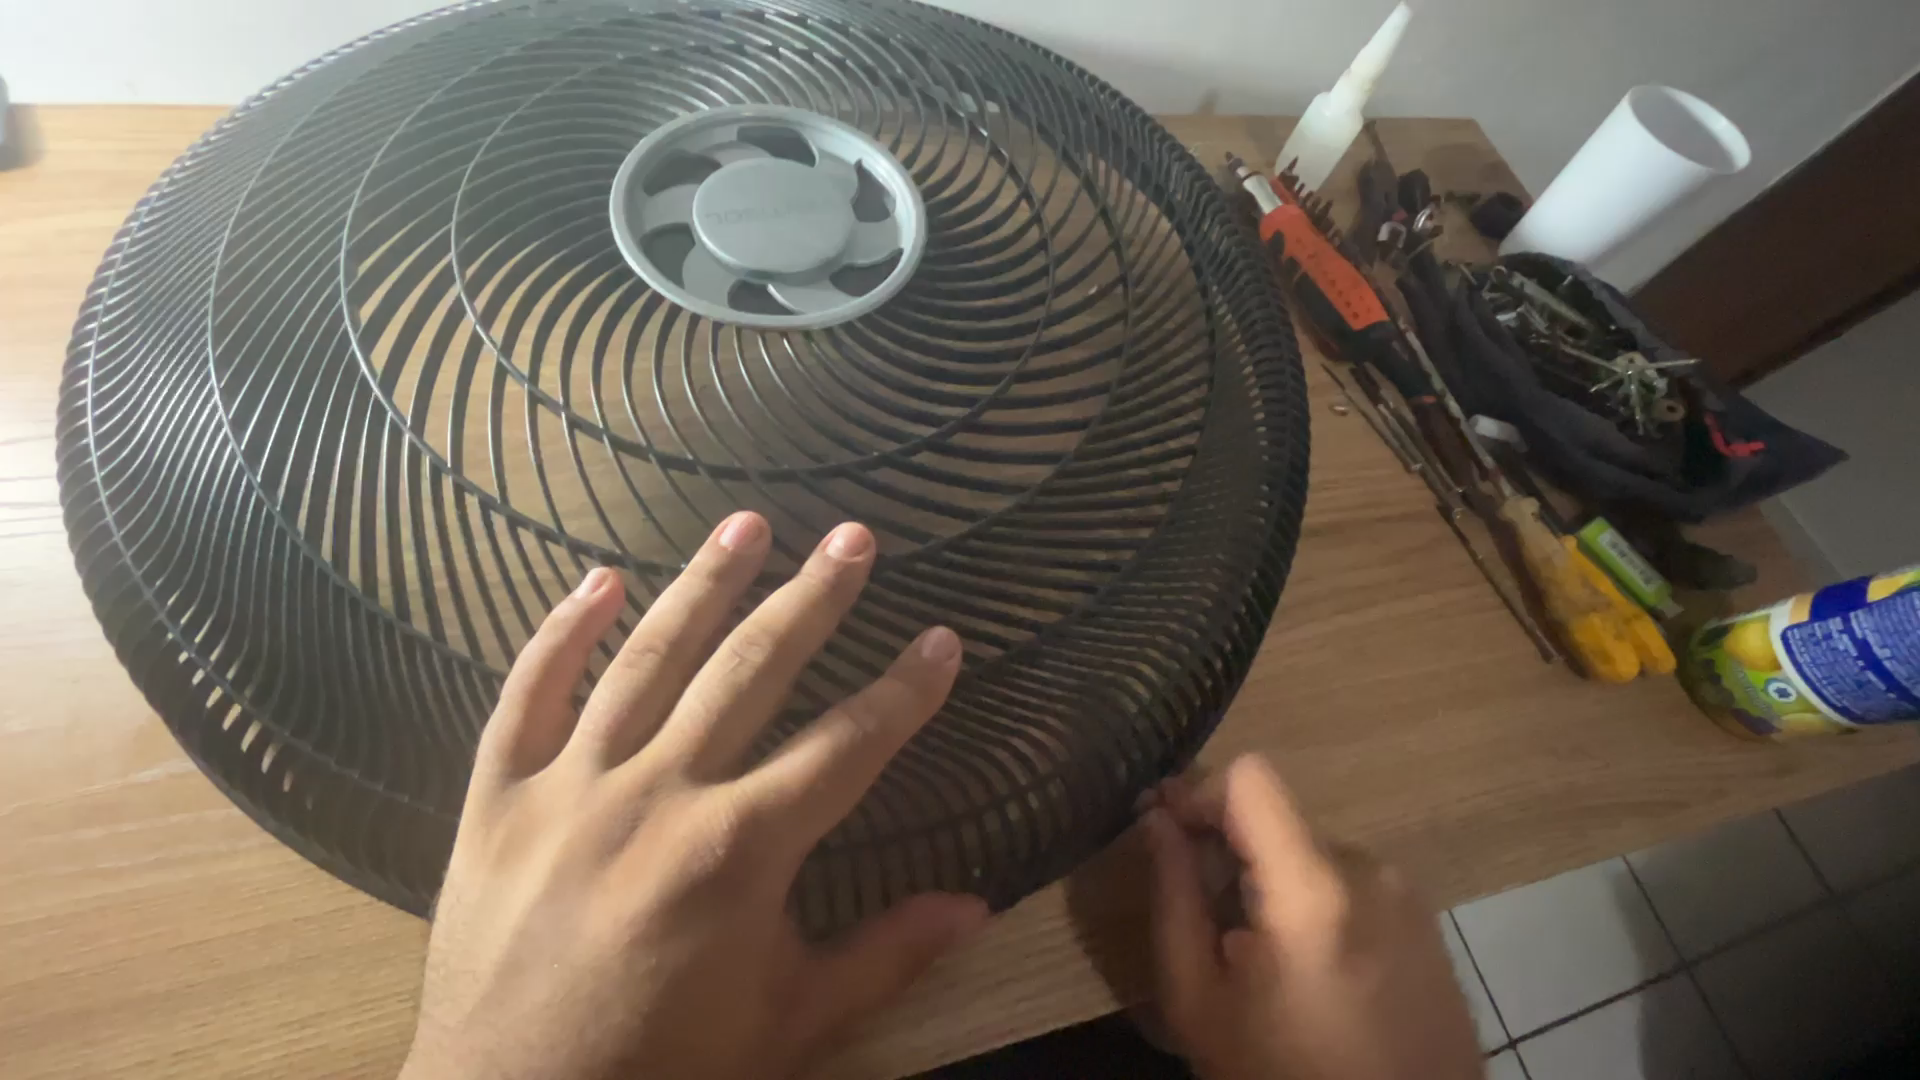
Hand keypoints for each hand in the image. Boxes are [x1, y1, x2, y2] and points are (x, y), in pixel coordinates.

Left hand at [401, 513, 988, 1079]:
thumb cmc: (664, 1072)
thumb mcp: (792, 1021)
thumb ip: (886, 956)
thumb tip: (977, 908)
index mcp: (738, 851)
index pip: (847, 746)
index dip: (904, 692)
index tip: (943, 640)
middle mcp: (659, 797)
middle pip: (752, 671)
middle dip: (814, 598)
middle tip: (854, 538)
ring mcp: (571, 789)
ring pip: (648, 661)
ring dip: (705, 584)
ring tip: (748, 522)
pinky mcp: (498, 799)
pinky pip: (527, 697)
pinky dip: (562, 633)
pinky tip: (600, 578)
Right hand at [1142, 756, 1480, 1079]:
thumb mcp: (1196, 999)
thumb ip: (1173, 894)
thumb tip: (1158, 819)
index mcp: (1315, 891)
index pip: (1250, 778)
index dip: (1198, 791)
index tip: (1166, 825)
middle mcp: (1372, 875)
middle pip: (1276, 816)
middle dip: (1226, 841)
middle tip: (1197, 895)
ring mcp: (1410, 900)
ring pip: (1308, 847)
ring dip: (1267, 871)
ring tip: (1250, 942)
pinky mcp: (1428, 927)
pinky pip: (1348, 879)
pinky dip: (1309, 896)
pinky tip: (1300, 961)